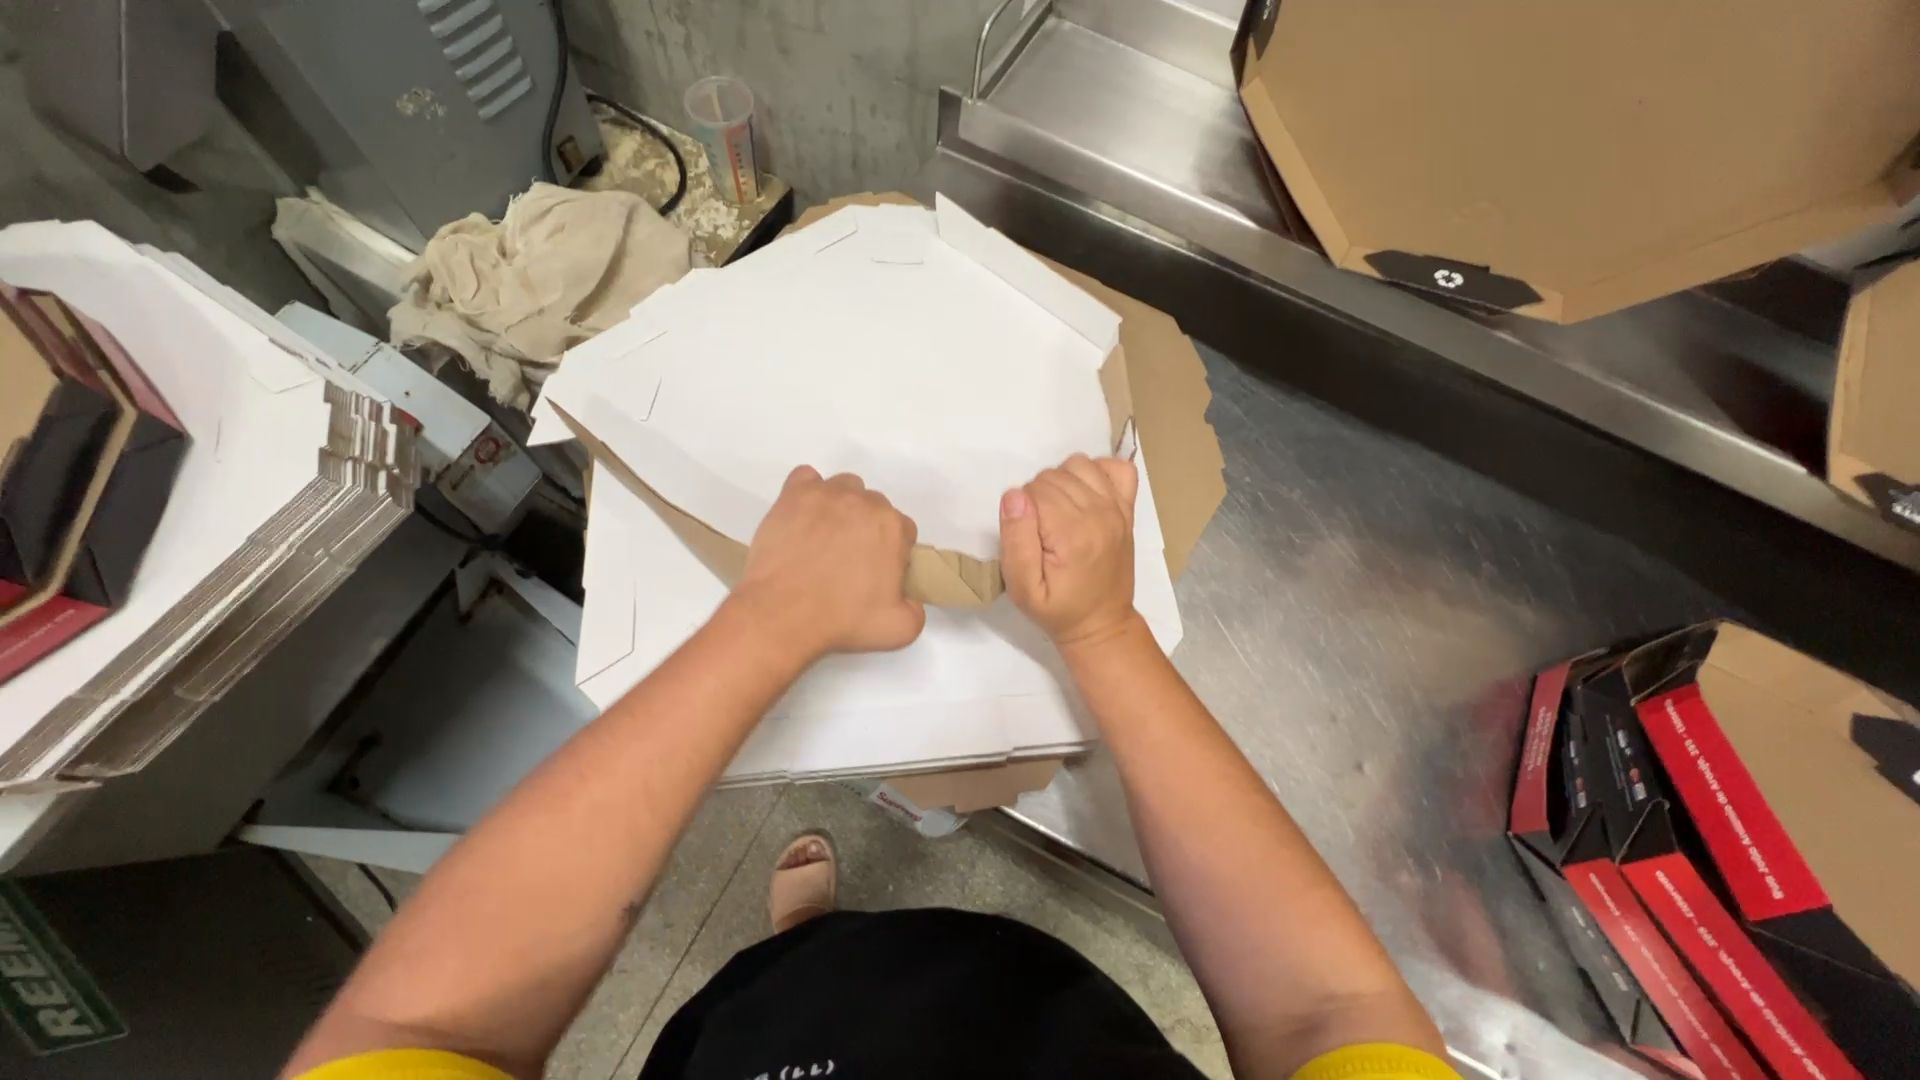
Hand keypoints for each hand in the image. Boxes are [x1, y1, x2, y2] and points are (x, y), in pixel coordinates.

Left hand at [729, 466, 925, 661]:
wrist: (782, 615)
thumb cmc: (842, 621)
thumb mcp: (899, 629)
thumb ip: (916, 610)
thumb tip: (909, 599)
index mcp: (892, 527)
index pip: (904, 530)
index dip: (893, 552)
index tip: (877, 572)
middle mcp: (863, 502)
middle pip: (875, 507)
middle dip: (867, 528)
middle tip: (849, 559)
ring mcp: (826, 495)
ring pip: (845, 488)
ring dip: (843, 506)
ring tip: (826, 537)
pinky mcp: (793, 495)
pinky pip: (806, 478)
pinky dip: (808, 492)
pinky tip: (804, 516)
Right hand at [999, 453, 1139, 647]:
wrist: (1101, 623)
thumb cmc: (1058, 609)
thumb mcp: (1023, 588)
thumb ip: (1016, 541)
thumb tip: (1015, 495)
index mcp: (1072, 533)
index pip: (1034, 490)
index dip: (1021, 510)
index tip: (1028, 537)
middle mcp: (1099, 513)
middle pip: (1053, 476)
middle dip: (1038, 497)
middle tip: (1040, 531)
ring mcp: (1117, 508)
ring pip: (1078, 465)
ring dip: (1062, 481)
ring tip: (1058, 512)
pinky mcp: (1127, 508)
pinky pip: (1116, 468)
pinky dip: (1097, 472)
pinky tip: (1085, 494)